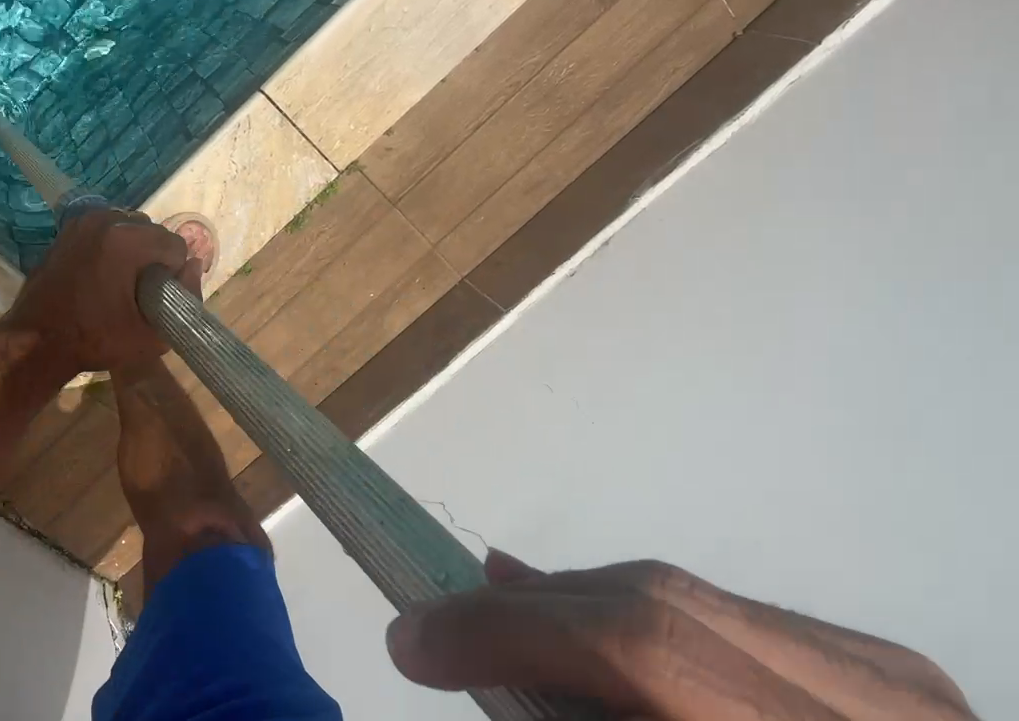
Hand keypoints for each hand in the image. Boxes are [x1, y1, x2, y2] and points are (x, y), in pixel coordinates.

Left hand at [0, 209, 187, 379]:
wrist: (37, 340)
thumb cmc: (95, 340)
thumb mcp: (151, 334)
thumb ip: (185, 297)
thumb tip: (194, 266)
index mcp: (127, 241)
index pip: (174, 245)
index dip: (175, 273)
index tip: (161, 296)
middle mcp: (105, 220)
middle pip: (151, 231)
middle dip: (154, 257)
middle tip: (143, 290)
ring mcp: (82, 221)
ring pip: (127, 226)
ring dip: (133, 248)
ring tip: (123, 282)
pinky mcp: (67, 229)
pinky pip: (104, 228)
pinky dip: (111, 245)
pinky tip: (103, 273)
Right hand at [387, 551, 974, 719]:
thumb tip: (477, 664)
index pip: (642, 651)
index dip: (510, 631)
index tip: (411, 644)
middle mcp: (871, 710)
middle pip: (657, 606)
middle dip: (527, 610)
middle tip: (438, 625)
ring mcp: (893, 683)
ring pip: (686, 596)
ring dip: (575, 602)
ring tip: (500, 600)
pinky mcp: (891, 667)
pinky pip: (725, 613)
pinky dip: (641, 611)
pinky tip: (594, 617)